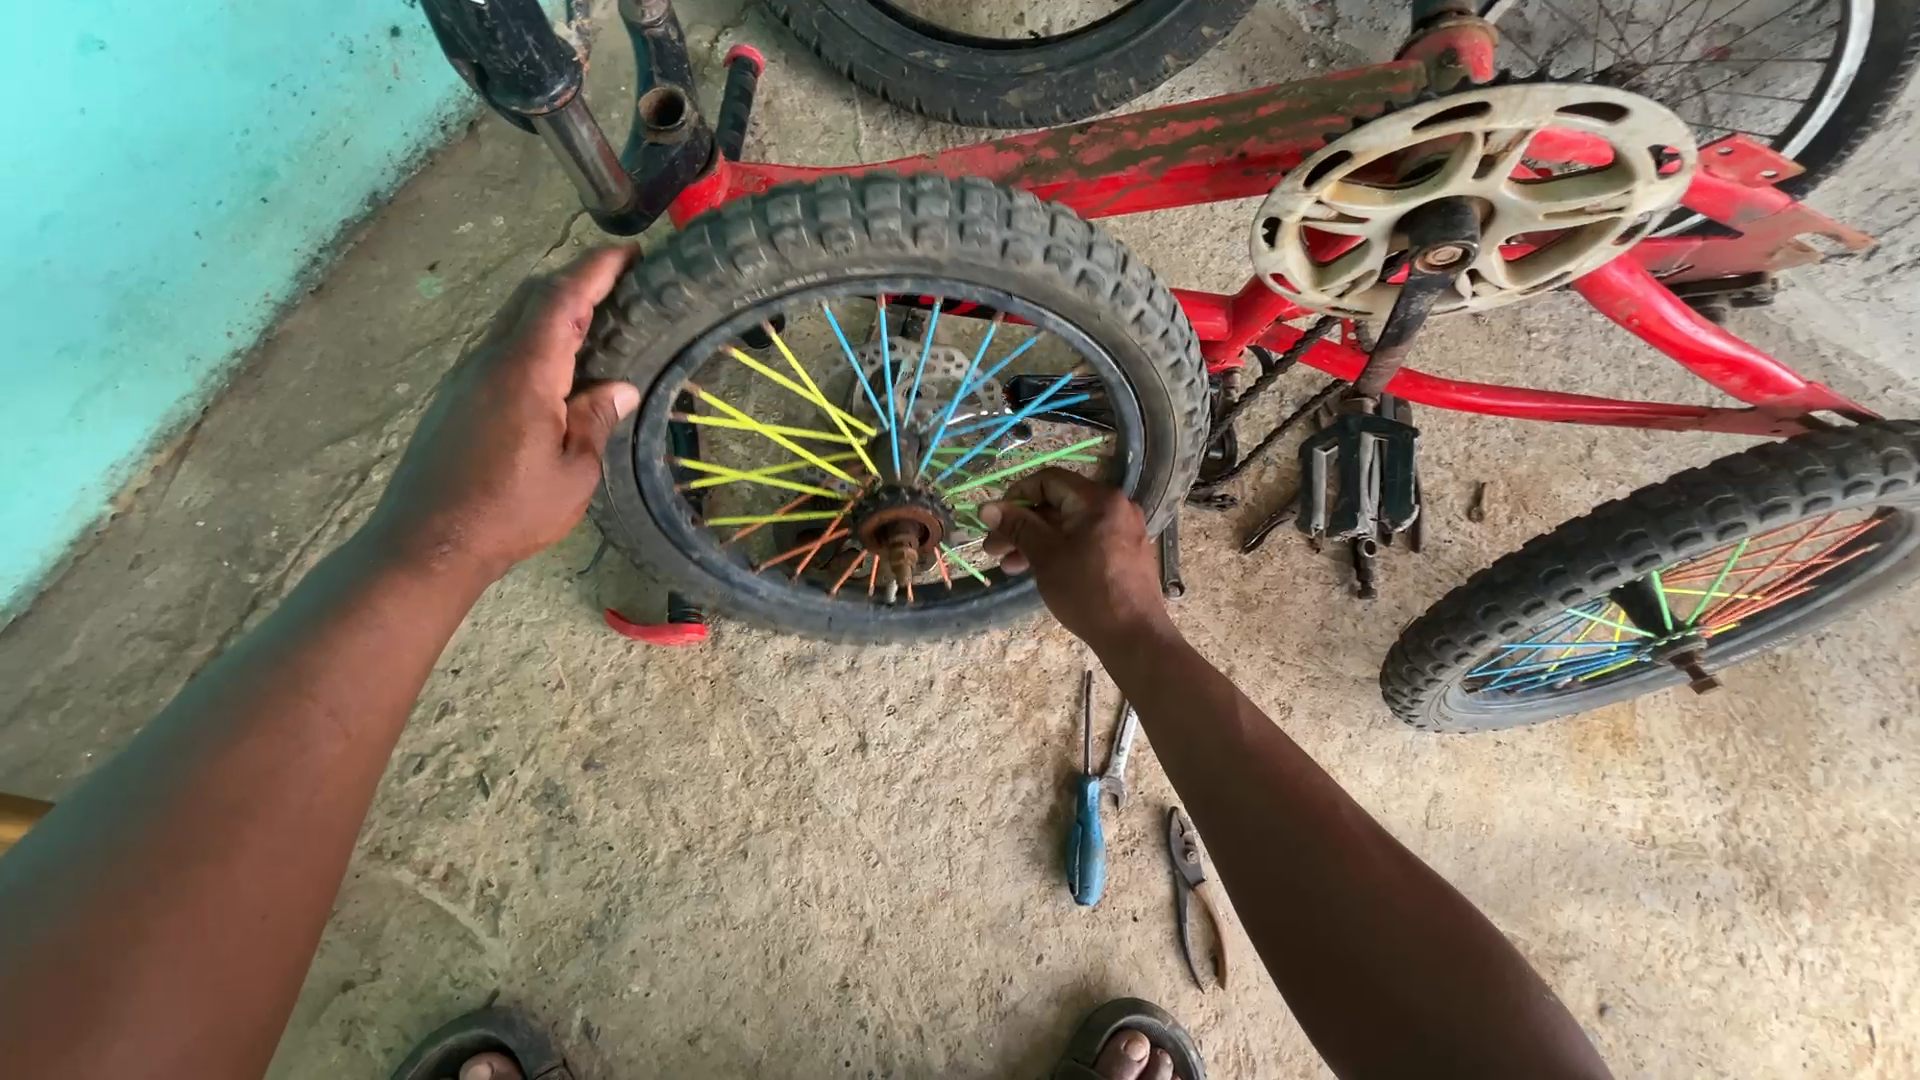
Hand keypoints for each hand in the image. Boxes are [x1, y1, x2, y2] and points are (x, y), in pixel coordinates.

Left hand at [363, 246, 638, 582]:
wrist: (429, 540)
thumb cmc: (511, 510)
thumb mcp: (575, 472)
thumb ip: (596, 421)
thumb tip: (621, 388)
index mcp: (525, 372)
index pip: (562, 300)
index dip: (595, 269)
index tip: (628, 251)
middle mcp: (490, 361)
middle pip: (531, 298)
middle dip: (576, 281)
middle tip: (620, 287)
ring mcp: (466, 377)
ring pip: (512, 321)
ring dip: (553, 310)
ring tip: (597, 324)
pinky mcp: (457, 397)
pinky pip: (501, 348)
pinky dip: (535, 338)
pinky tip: (558, 367)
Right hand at [980, 468, 1171, 647]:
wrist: (1134, 636)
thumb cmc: (1086, 591)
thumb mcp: (1045, 556)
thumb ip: (1017, 527)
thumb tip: (986, 508)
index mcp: (1098, 499)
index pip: (1048, 480)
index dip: (1016, 496)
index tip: (994, 520)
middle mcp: (1115, 507)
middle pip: (1058, 504)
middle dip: (1022, 525)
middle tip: (992, 548)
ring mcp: (1122, 530)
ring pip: (1069, 526)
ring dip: (1036, 541)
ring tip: (1008, 566)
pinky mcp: (1124, 552)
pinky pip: (1085, 540)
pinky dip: (1059, 550)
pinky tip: (1036, 570)